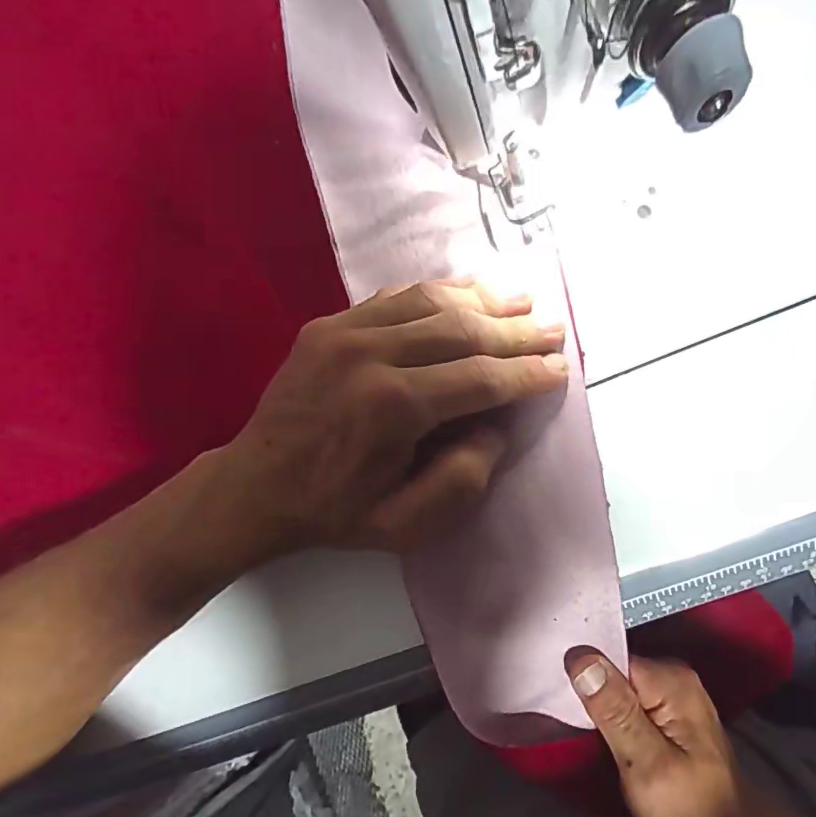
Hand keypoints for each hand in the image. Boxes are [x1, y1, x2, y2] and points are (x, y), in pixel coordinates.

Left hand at [218, 278, 566, 554]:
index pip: (481, 378)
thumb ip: (462, 479)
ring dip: (482, 300)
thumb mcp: (405, 524)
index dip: (527, 374)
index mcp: (394, 406)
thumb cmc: (335, 512)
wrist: (255, 486)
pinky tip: (464, 293)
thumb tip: (496, 425)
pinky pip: (394, 296)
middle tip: (553, 330)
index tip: (559, 369)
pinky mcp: (327, 325)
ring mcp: (345, 332)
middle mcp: (372, 355)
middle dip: (516, 331)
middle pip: (462, 330)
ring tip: (520, 301)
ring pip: (431, 301)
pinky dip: (436, 292)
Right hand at [567, 649, 771, 816]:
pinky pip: (626, 699)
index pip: (607, 658)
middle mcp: (672, 676)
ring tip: (573, 727)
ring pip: (615, 684)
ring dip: (594, 704)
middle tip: (559, 719)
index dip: (579, 676)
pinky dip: (608, 713)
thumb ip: (615, 711)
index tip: (553, 698)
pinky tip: (596, 732)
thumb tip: (580, 657)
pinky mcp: (666, 710)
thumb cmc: (692, 809)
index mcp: (669, 681)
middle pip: (611, 668)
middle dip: (584, 689)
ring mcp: (671, 692)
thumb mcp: (648, 765)